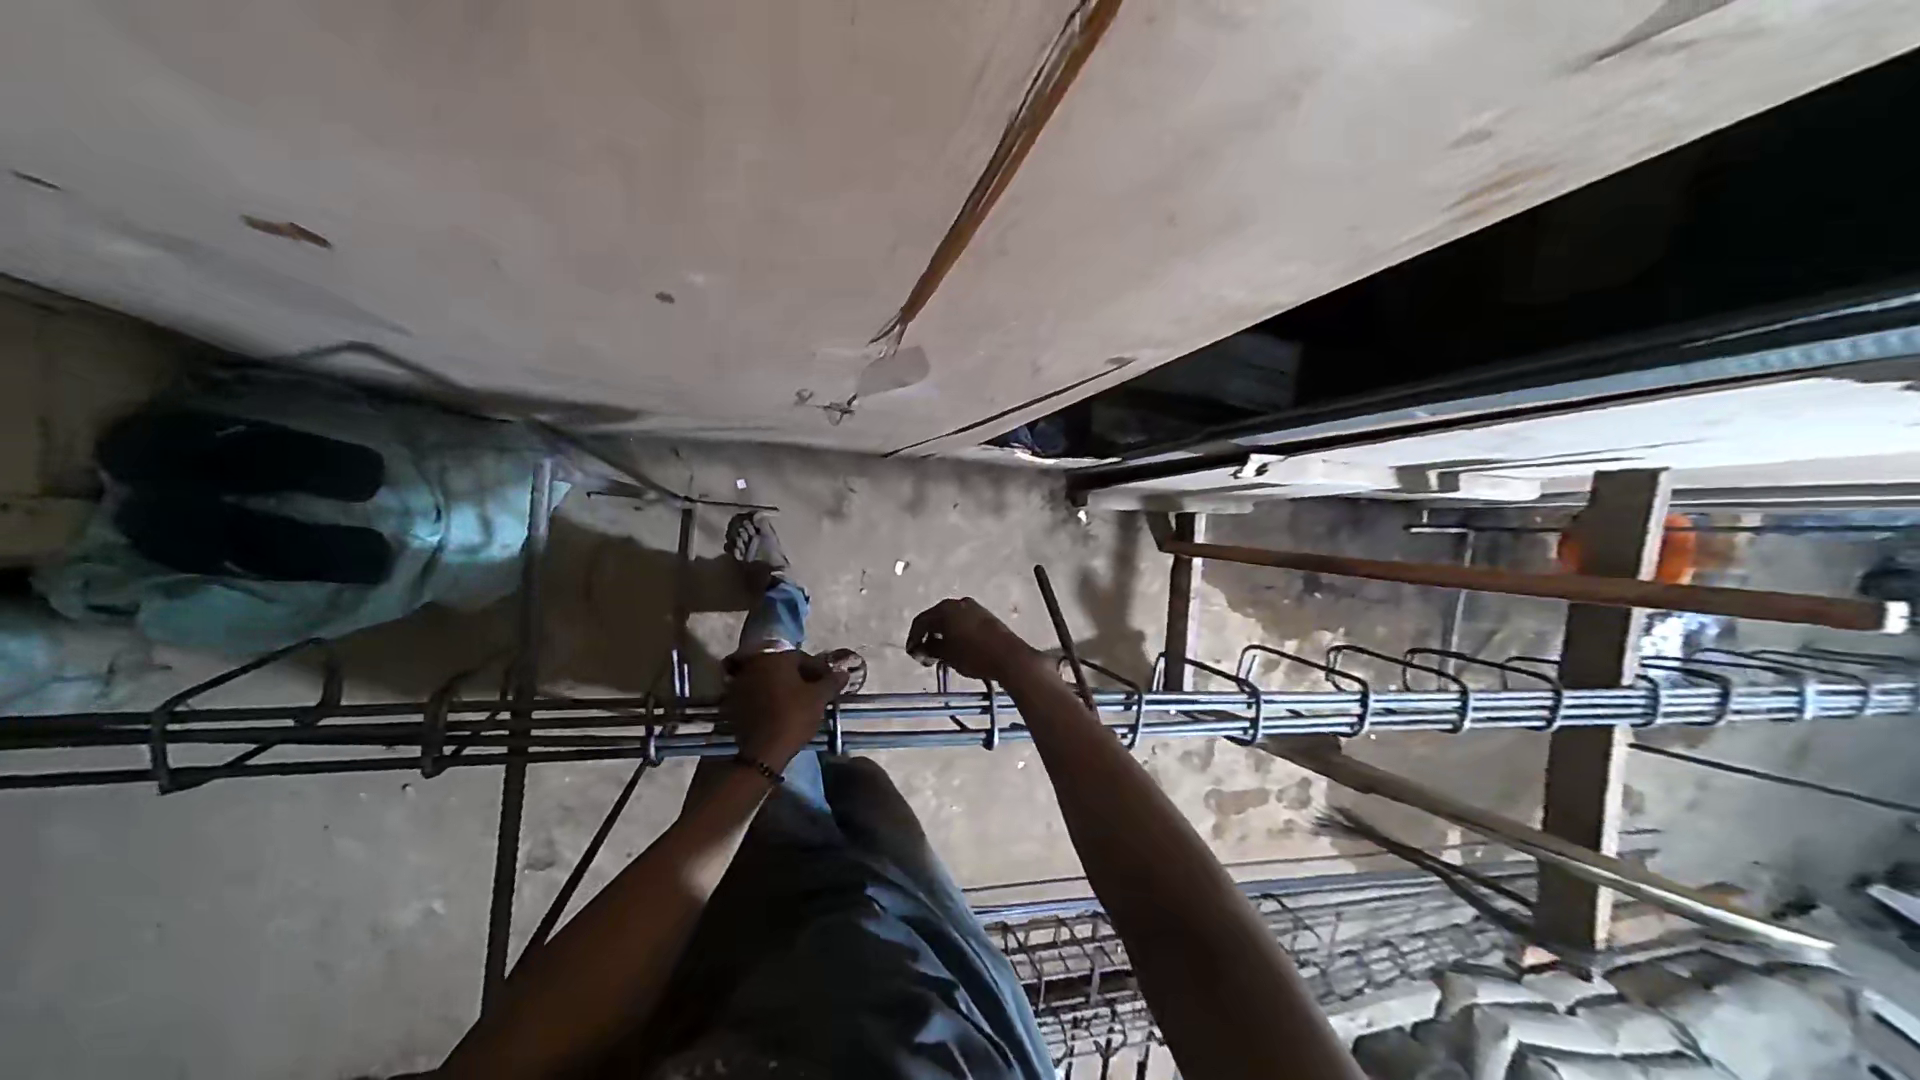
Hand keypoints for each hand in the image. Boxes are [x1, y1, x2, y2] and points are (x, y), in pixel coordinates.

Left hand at [721, 650, 849, 767]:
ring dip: (783, 686)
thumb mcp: (818, 699)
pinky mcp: (733, 701)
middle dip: (799, 677)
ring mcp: (741, 682)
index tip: (827, 683)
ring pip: (768, 679)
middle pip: (783, 666)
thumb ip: (831, 682)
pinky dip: (768, 697)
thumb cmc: (794, 717)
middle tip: (814, 692)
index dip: (818, 670)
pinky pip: (756, 692)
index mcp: (777, 658)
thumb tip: (843, 672)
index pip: (802, 657)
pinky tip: (779, 709)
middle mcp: (756, 663)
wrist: (762, 751)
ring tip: (797, 702)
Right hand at [905, 598, 1043, 682]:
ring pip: (949, 621)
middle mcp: (958, 603)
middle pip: (935, 619)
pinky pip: (962, 622)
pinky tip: (955, 649)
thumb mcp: (947, 654)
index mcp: (945, 609)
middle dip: (927, 638)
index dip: (913, 638)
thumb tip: (920, 648)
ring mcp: (973, 608)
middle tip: (925, 657)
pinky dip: (954, 634)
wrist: (1009, 657)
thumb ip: (929, 649)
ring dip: (941, 636)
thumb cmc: (974, 655)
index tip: (912, 654)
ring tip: (940, 656)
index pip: (921, 622)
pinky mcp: (985, 616)